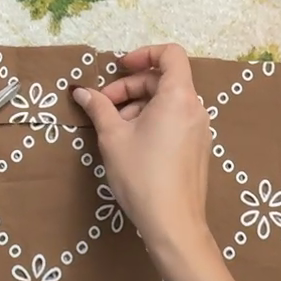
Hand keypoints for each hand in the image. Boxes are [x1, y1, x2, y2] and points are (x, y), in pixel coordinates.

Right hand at [72, 44, 212, 258]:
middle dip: (130, 86)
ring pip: (167, 101)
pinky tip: (131, 143)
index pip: (171, 54)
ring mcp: (199, 129)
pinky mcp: (197, 148)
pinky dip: (152, 120)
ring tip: (114, 128)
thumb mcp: (112, 137)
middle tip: (104, 106)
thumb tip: (81, 91)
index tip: (120, 67)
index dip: (144, 54)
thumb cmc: (142, 175)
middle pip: (163, 79)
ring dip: (138, 105)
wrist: (173, 226)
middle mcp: (195, 108)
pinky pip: (174, 119)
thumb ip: (98, 107)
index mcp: (178, 97)